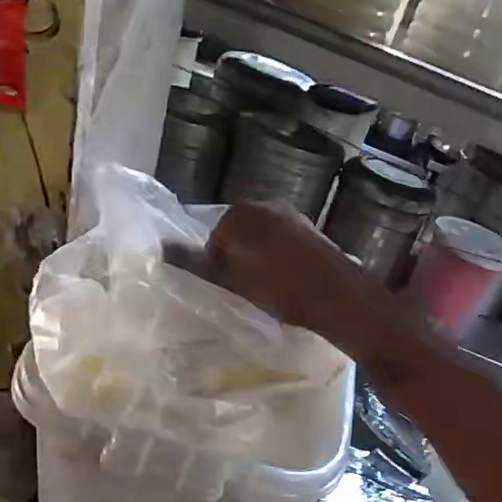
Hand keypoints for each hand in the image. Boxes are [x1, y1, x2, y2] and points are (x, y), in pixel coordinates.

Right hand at [201, 203, 382, 342]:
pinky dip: (280, 256)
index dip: (217, 265)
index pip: (214, 238)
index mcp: (240, 214)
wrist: (337, 295)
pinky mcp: (312, 229)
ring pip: (263, 236)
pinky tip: (288, 279)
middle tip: (243, 287)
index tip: (225, 287)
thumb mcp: (232, 282)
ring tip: (266, 286)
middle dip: (239, 257)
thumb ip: (197, 265)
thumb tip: (164, 249)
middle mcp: (265, 205)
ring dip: (260, 256)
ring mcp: (292, 215)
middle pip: (240, 233)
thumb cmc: (280, 289)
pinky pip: (284, 241)